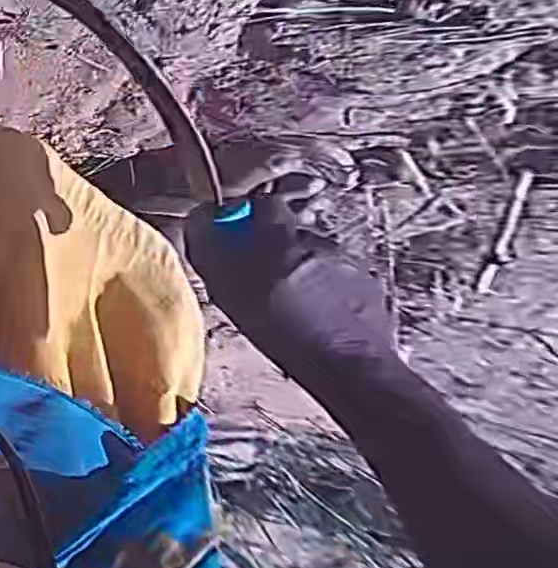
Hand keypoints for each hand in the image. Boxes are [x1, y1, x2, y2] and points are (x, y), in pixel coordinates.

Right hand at [185, 169, 395, 369]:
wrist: (343, 364)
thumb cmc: (276, 325)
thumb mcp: (223, 284)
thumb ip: (211, 246)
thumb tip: (202, 218)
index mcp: (281, 238)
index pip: (261, 204)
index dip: (242, 215)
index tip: (228, 232)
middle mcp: (318, 243)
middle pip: (284, 231)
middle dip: (266, 245)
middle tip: (246, 271)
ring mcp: (348, 264)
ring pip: (307, 254)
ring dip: (290, 266)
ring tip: (275, 295)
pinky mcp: (366, 286)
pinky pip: (331, 275)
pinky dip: (314, 285)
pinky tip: (303, 308)